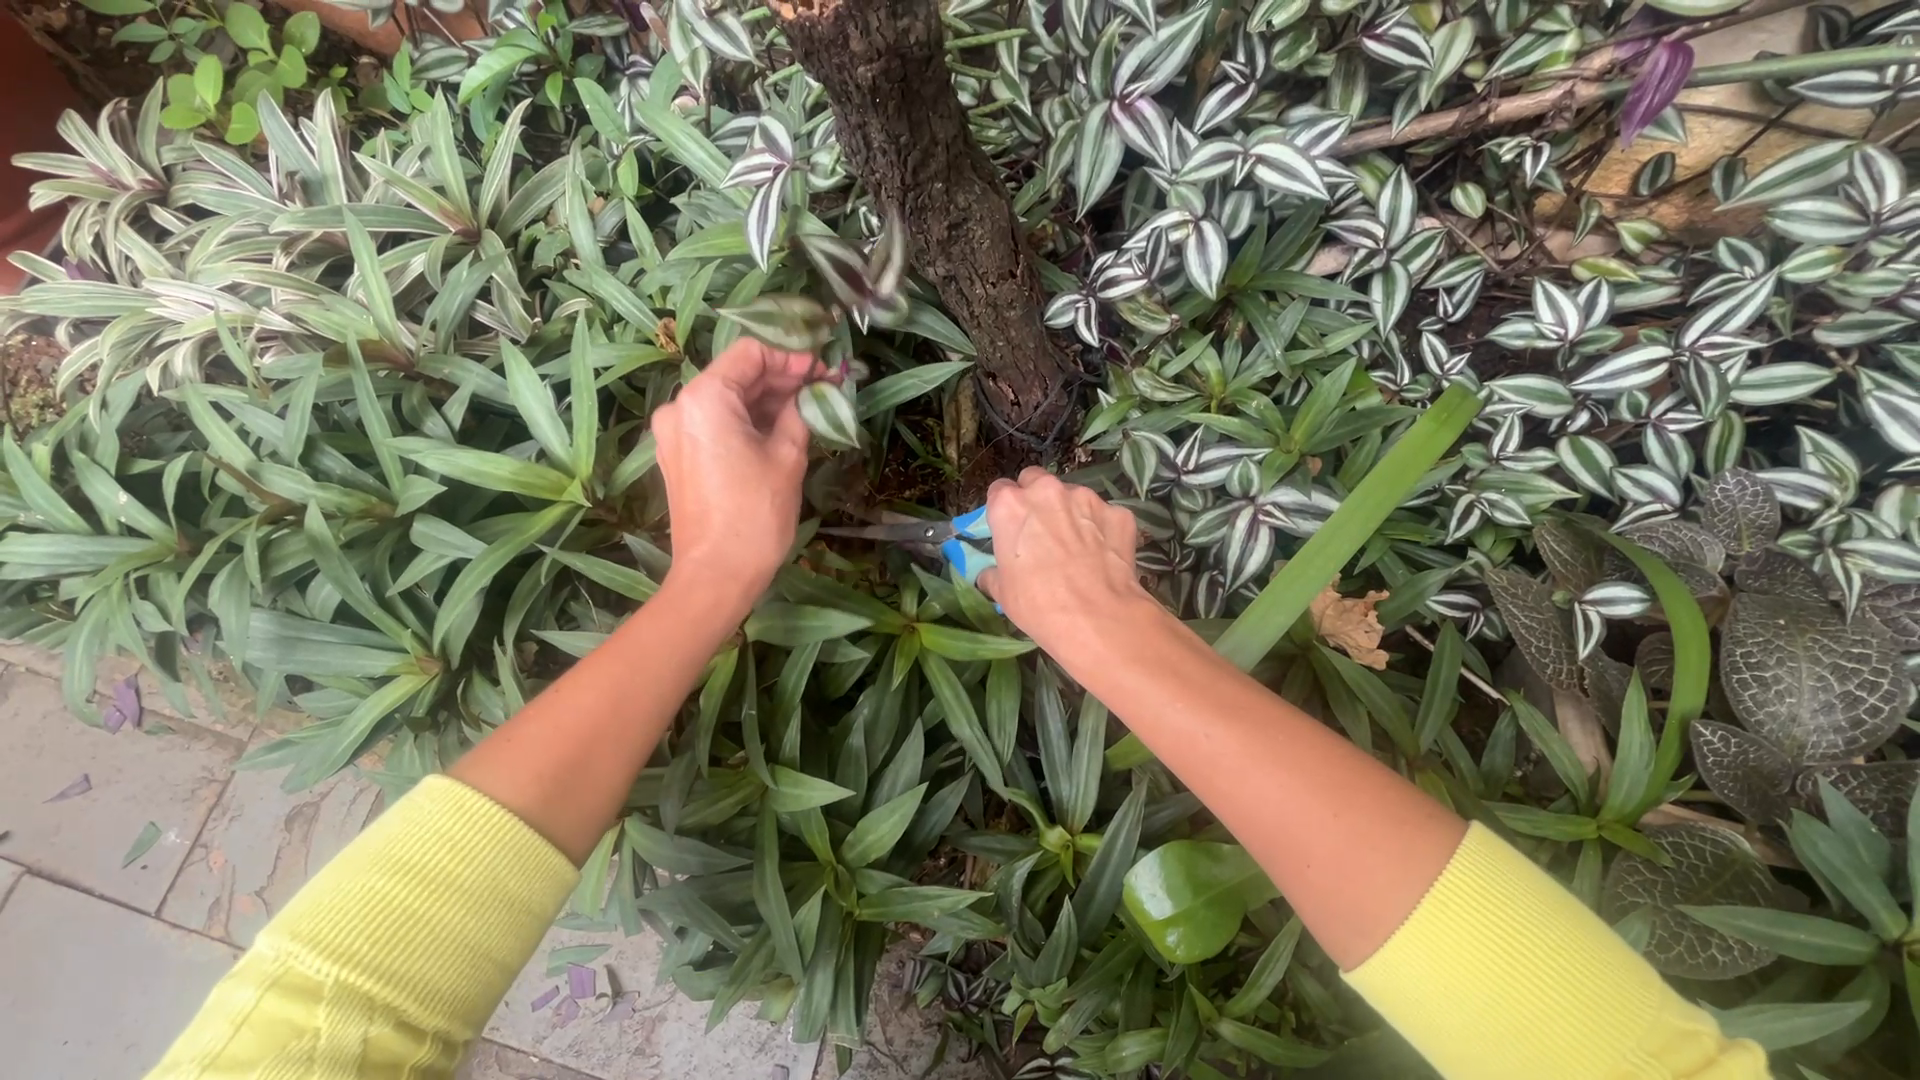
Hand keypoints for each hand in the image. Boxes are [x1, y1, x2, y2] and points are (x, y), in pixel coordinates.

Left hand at [652, 340, 820, 610]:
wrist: (716, 574)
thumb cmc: (756, 514)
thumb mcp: (788, 457)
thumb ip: (800, 412)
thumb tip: (814, 390)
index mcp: (705, 398)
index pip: (750, 353)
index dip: (791, 357)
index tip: (823, 370)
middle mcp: (680, 407)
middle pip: (737, 375)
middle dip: (782, 379)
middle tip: (825, 388)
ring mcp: (675, 434)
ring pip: (729, 401)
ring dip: (767, 402)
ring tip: (810, 410)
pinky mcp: (679, 457)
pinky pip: (717, 425)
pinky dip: (748, 422)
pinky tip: (782, 430)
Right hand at [977, 467, 1150, 648]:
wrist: (1097, 618)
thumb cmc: (1038, 605)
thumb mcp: (1002, 593)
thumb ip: (993, 574)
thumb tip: (990, 575)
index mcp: (1010, 505)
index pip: (999, 490)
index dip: (1004, 510)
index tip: (1009, 528)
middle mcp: (1047, 491)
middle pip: (1036, 480)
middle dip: (1036, 498)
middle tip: (1041, 530)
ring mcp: (1087, 498)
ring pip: (1073, 496)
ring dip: (1070, 513)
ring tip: (1077, 547)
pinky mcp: (1118, 513)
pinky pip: (1104, 516)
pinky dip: (1102, 530)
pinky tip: (1103, 556)